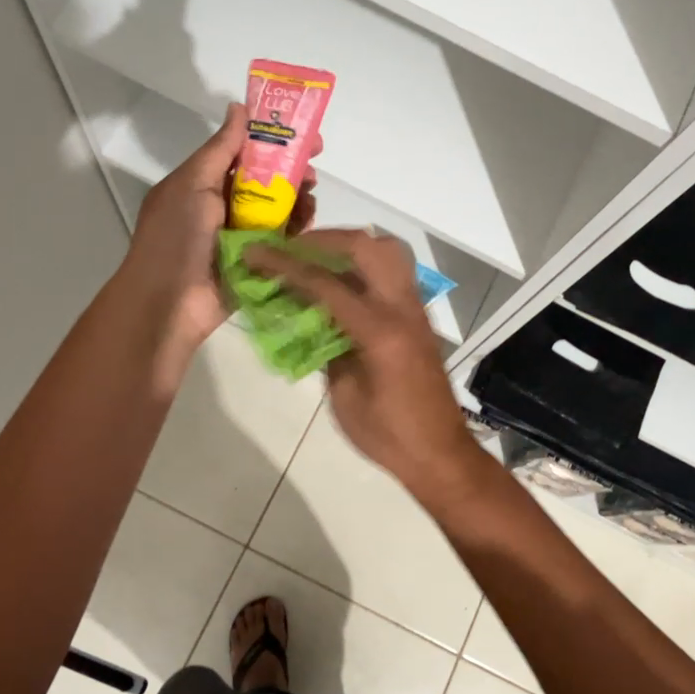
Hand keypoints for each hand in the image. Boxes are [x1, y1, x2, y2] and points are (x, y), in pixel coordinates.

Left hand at [117, 102, 315, 357]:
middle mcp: (222, 207)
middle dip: (292, 171)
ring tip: (311, 197)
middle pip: (266, 182)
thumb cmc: (175, 236)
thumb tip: (239, 107)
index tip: (302, 133)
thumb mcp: (193, 183)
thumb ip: (221, 148)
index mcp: (202, 184)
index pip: (243, 154)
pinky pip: (283, 241)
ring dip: (297, 200)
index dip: (272, 140)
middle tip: (315, 169)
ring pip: (279, 210)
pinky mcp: (257, 264)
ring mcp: (241, 237)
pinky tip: (309, 223)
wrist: (168, 303)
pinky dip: (298, 230)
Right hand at [246, 230, 481, 493]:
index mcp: (379, 331)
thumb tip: (312, 316)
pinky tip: (340, 282)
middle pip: (365, 247)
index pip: (326, 282)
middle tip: (290, 250)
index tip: (255, 253)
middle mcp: (402, 309)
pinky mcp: (419, 317)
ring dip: (350, 245)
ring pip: (388, 251)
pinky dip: (365, 264)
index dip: (285, 264)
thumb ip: (327, 346)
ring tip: (317, 258)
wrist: (439, 453)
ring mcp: (416, 309)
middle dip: (323, 240)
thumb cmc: (387, 435)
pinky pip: (394, 272)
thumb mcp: (343, 395)